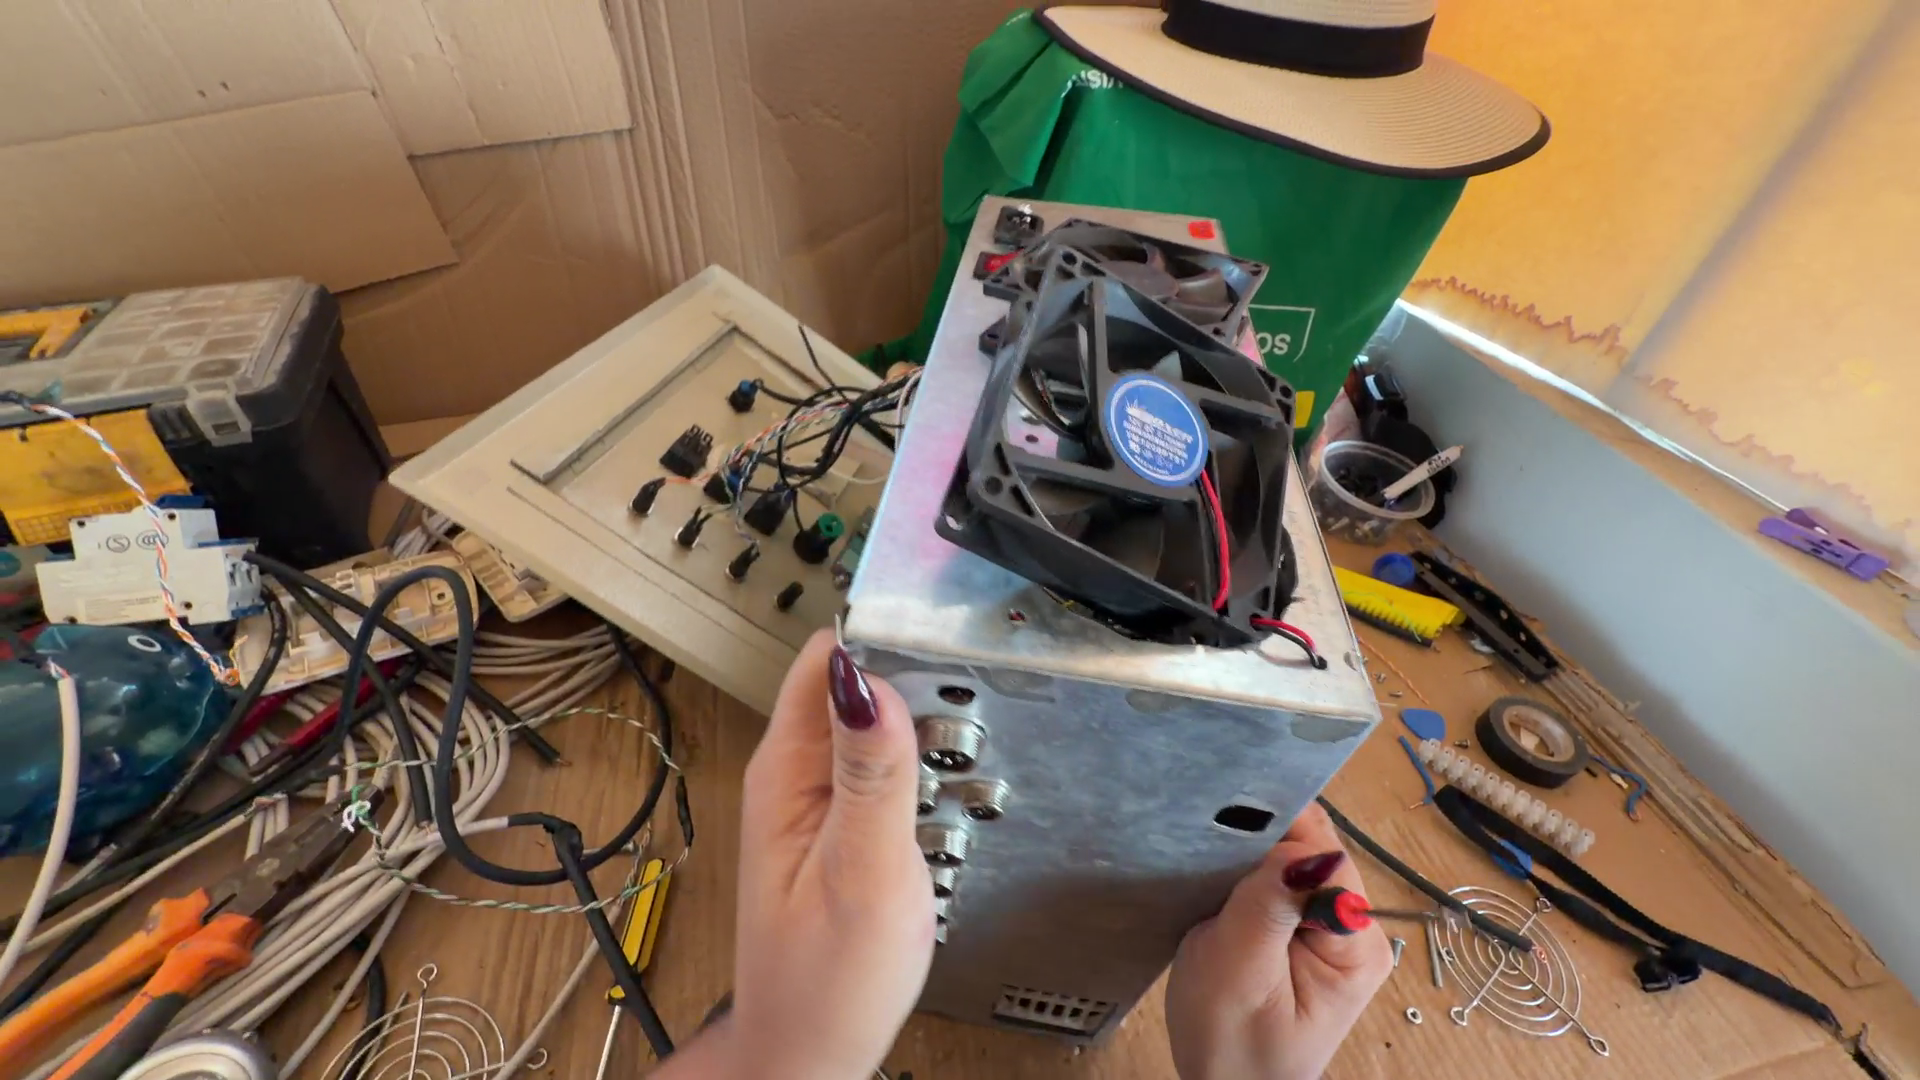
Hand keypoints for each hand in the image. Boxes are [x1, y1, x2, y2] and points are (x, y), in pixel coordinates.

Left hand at [722, 630, 933, 1077]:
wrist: (809, 1051)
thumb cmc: (828, 978)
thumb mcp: (860, 874)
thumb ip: (871, 776)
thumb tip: (870, 681)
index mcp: (787, 767)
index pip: (827, 659)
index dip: (884, 636)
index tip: (943, 633)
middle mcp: (796, 767)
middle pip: (852, 678)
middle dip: (912, 672)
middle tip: (976, 685)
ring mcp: (818, 790)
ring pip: (871, 713)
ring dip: (918, 708)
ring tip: (976, 717)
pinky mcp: (841, 813)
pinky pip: (879, 755)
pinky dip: (916, 747)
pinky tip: (949, 762)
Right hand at [1165, 803, 1392, 1079]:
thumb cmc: (1230, 1039)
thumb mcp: (1241, 973)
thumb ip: (1270, 906)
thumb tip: (1303, 850)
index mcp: (1353, 941)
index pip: (1325, 857)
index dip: (1277, 835)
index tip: (1224, 832)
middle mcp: (1351, 921)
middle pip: (1312, 845)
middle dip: (1261, 838)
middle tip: (1208, 851)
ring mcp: (1325, 917)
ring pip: (1291, 849)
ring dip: (1249, 847)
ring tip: (1207, 861)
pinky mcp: (1297, 917)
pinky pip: (1276, 867)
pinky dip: (1244, 860)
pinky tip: (1216, 872)